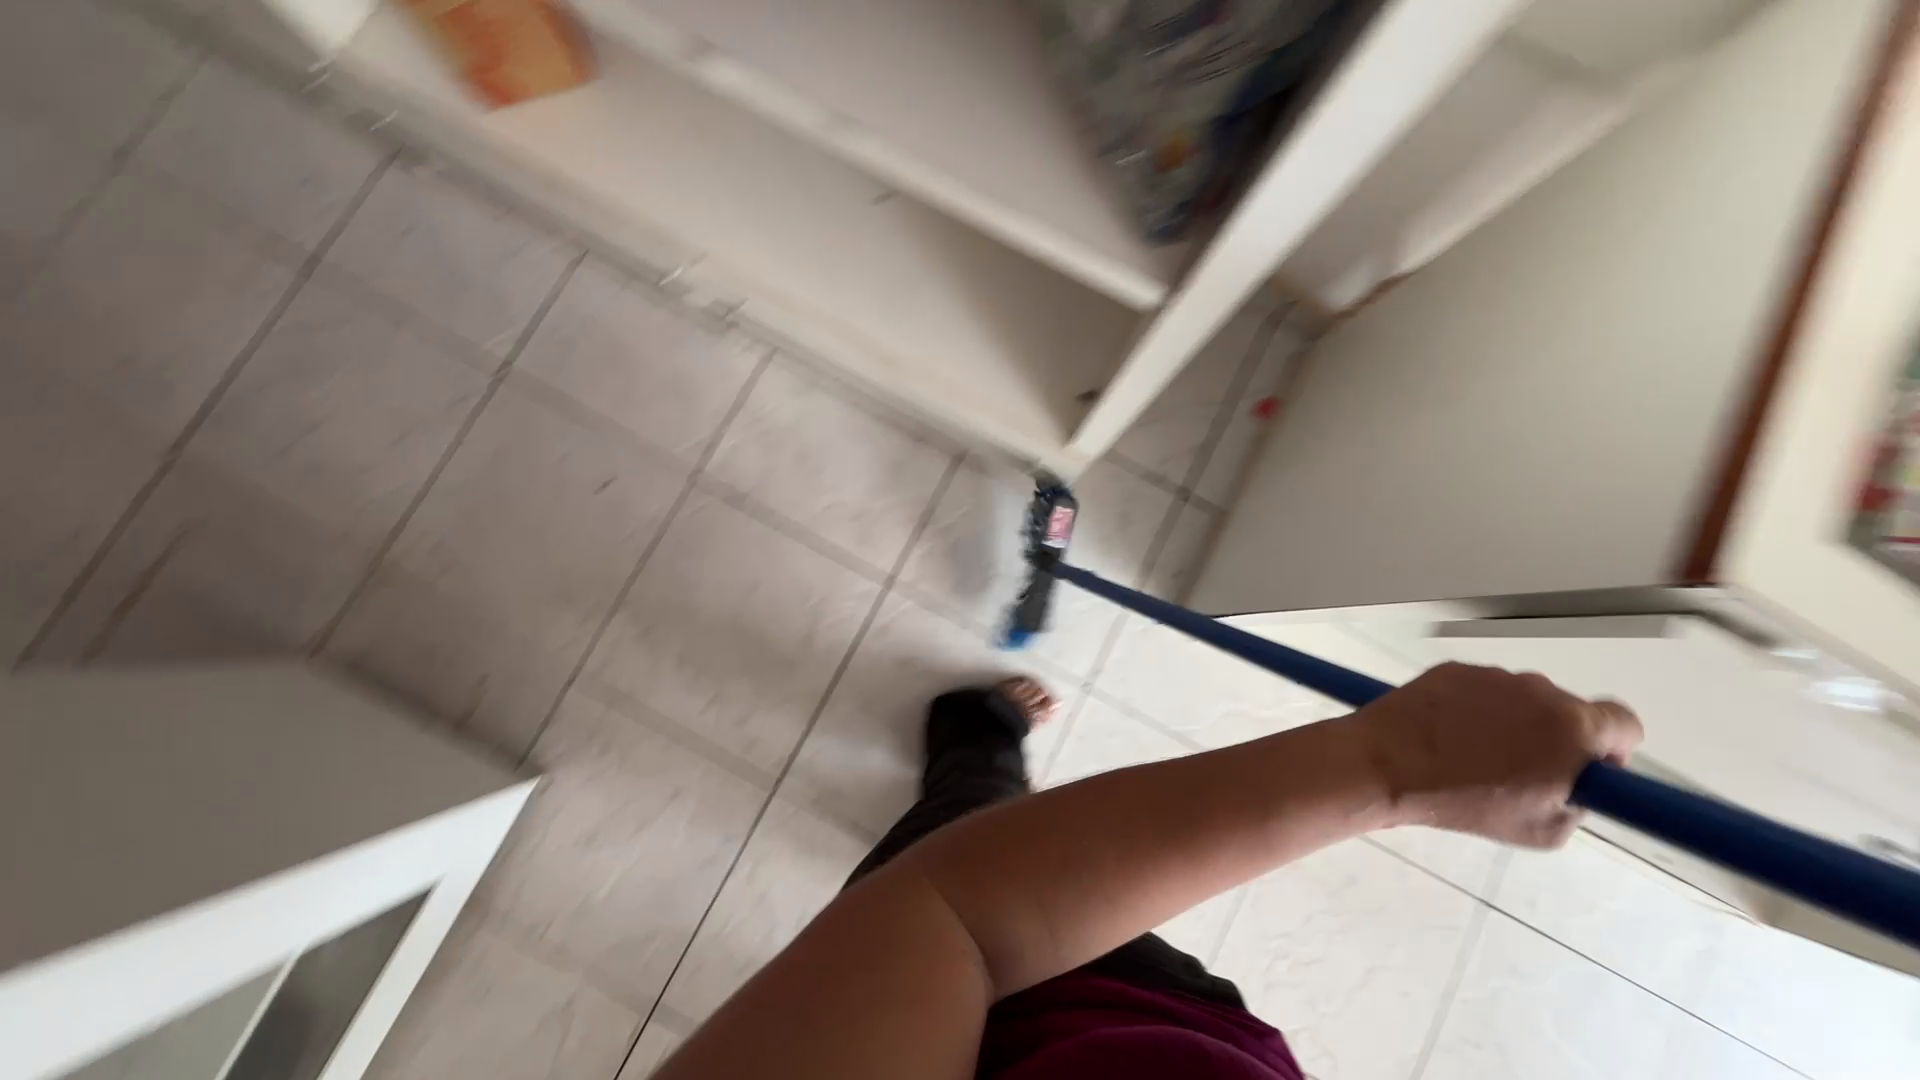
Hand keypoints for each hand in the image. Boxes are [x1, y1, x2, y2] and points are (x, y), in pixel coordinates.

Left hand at [1351, 662, 1643, 847]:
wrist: (1384, 764)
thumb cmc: (1465, 801)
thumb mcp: (1544, 830)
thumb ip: (1577, 805)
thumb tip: (1572, 786)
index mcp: (1571, 725)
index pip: (1625, 722)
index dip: (1613, 747)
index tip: (1584, 767)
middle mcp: (1536, 688)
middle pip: (1568, 709)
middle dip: (1556, 737)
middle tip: (1521, 768)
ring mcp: (1490, 674)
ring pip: (1520, 698)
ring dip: (1512, 721)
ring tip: (1473, 754)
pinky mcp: (1451, 669)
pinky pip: (1479, 689)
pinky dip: (1473, 708)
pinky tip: (1447, 734)